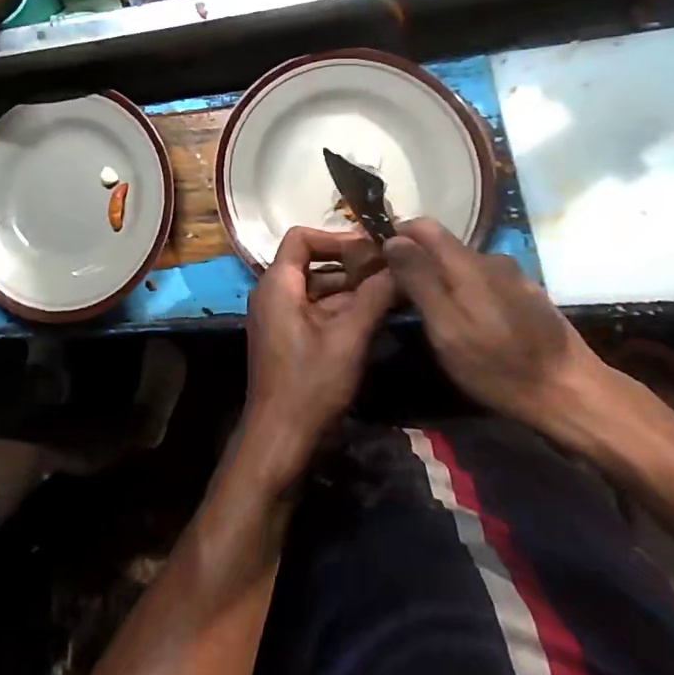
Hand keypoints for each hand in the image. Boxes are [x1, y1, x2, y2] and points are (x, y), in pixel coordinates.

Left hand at [243, 227, 397, 475]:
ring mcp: (279, 317)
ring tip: (392, 290)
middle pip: (312, 262)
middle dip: (351, 264)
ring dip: (351, 287)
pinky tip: (376, 315)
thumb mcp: (348, 337)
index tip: (373, 248)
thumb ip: (374, 296)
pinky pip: (316, 309)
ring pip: (317, 288)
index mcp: (277, 285)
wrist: (280, 437)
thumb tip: (400, 265)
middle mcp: (273, 294)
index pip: (301, 238)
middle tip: (392, 268)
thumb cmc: (311, 383)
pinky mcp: (289, 337)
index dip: (337, 237)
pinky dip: (342, 308)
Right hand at [383, 219, 613, 431]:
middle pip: (443, 247)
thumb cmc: (499, 365)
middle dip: (418, 264)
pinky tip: (470, 324)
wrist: (572, 394)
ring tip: (434, 316)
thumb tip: (393, 240)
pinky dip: (466, 294)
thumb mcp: (447, 328)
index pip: (423, 226)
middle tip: (401, 300)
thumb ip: (419, 280)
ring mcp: (514, 277)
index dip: (398, 238)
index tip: (381, 265)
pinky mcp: (528, 296)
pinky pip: (484, 282)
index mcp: (467, 263)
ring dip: (443, 281)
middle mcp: (492, 259)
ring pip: (464, 266)